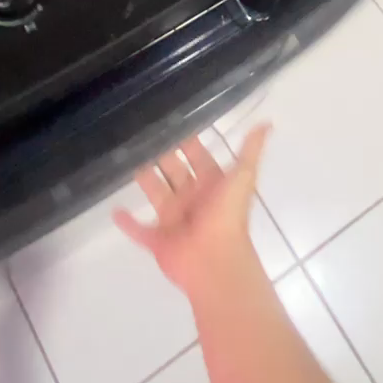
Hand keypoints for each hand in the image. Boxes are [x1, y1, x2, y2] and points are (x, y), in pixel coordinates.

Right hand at [115, 124, 271, 295]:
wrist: (215, 262)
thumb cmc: (228, 216)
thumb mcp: (244, 177)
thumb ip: (251, 150)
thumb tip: (267, 122)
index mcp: (211, 184)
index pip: (197, 155)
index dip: (186, 139)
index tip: (170, 119)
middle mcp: (192, 198)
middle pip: (173, 170)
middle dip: (161, 154)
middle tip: (141, 132)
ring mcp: (174, 219)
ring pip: (156, 192)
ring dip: (144, 178)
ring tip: (126, 158)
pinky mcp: (158, 240)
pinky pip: (139, 230)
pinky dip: (127, 222)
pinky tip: (114, 210)